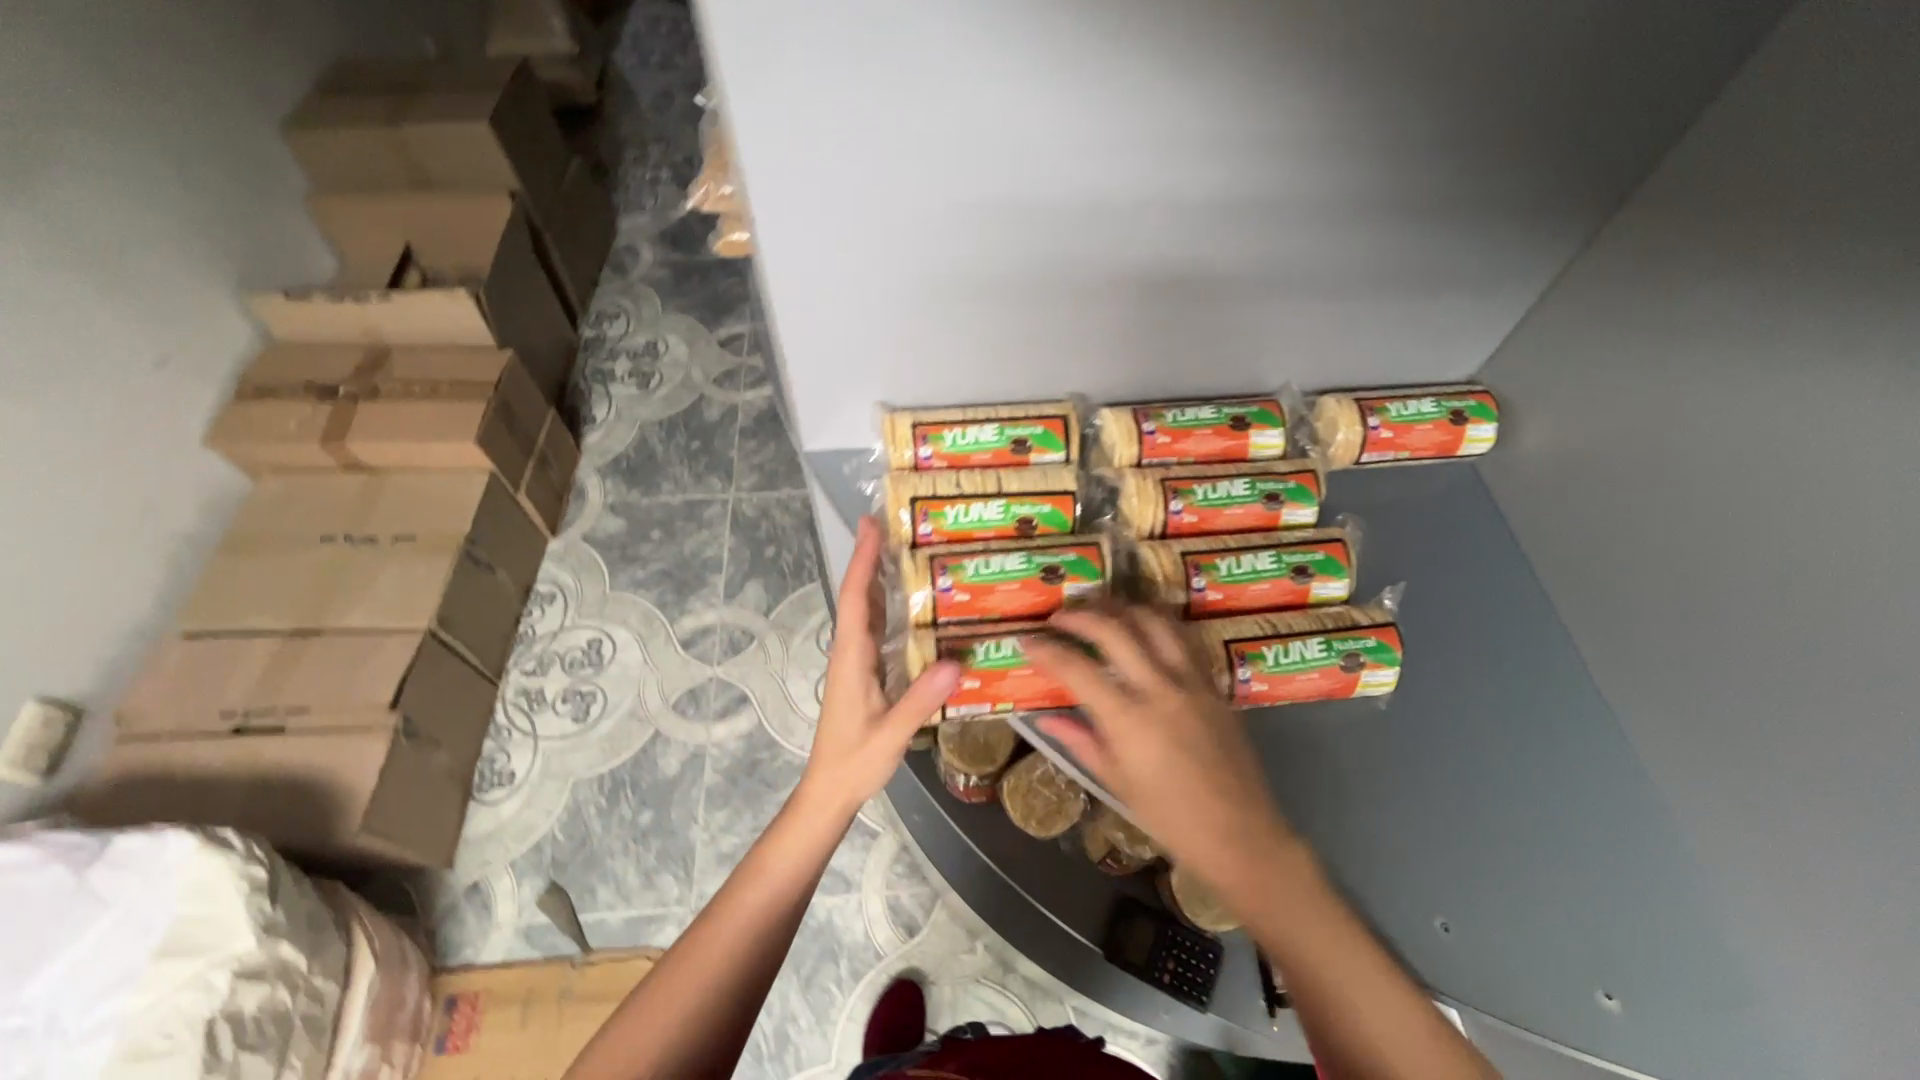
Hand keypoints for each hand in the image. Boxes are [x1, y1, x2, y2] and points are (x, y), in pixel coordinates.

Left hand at [798, 517, 959, 818]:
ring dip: (878, 580)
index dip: (862, 560)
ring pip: (866, 612)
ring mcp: (855, 664)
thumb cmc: (855, 761)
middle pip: (858, 596)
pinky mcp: (863, 676)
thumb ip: (919, 700)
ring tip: (904, 552)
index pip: (855, 598)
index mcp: (851, 658)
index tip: (870, 525)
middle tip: (894, 525)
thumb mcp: (891, 733)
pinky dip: (887, 608)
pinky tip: (911, 607)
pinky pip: (875, 631)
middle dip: (871, 559)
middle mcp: (850, 653)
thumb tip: (955, 661)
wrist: (829, 790)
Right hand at [1025, 604, 1298, 891]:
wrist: (1238, 834)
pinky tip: (1145, 627)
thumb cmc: (1169, 818)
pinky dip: (1159, 624)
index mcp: (1128, 719)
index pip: (1077, 669)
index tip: (1027, 641)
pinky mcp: (1214, 685)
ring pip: (1155, 622)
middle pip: (1114, 630)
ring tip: (1101, 609)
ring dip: (1123, 608)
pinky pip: (1184, 640)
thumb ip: (1080, 741)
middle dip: (1080, 616)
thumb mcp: (1116, 782)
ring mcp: (1192, 682)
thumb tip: (1046, 717)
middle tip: (1059, 617)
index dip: (1046, 650)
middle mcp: (1159, 689)